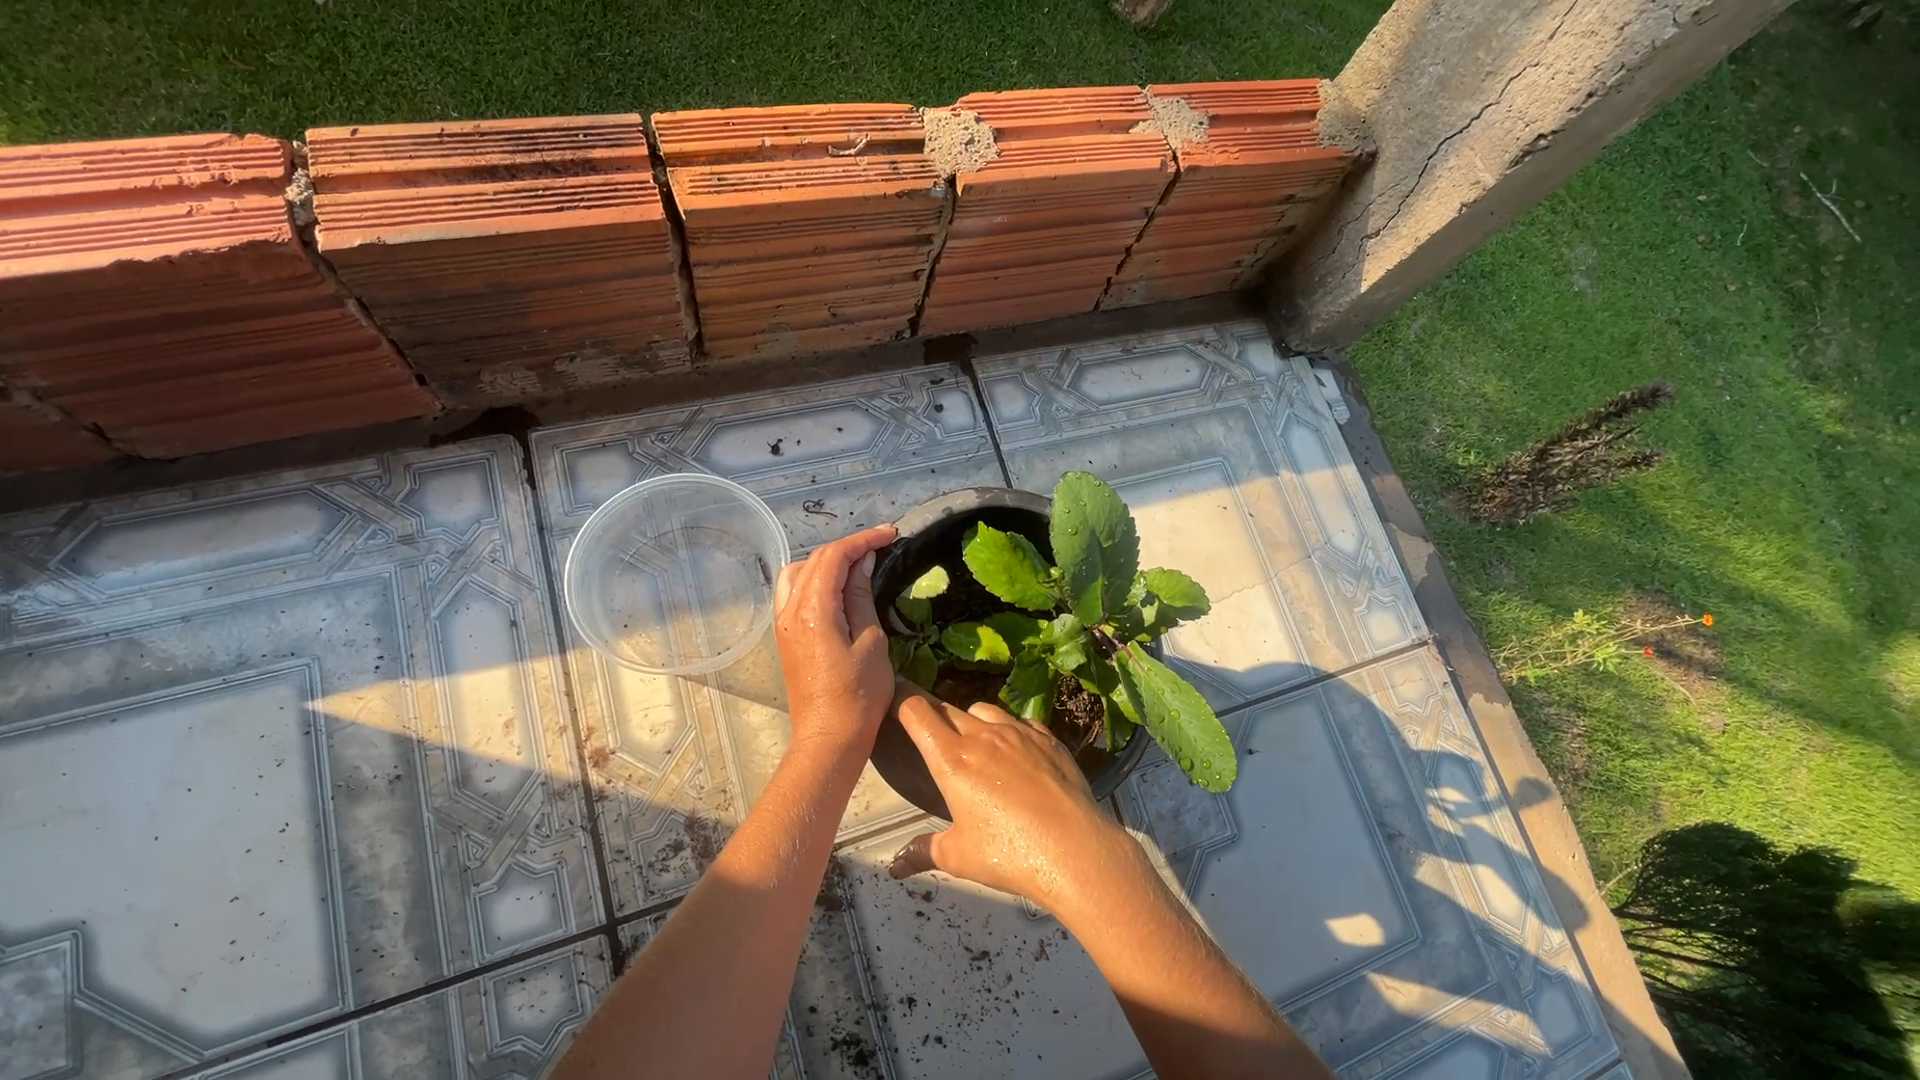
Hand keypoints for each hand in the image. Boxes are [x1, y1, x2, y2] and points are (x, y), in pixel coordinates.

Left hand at [774, 525, 896, 758]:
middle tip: (881, 546)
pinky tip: (836, 587)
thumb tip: (862, 563)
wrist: (829, 737)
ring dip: (827, 561)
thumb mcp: (871, 642)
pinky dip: (815, 579)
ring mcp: (783, 624)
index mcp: (813, 609)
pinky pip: (794, 592)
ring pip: (798, 573)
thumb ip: (861, 597)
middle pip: (814, 560)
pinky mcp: (786, 637)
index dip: (863, 540)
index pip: (834, 557)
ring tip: (857, 565)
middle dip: (848, 547)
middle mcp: (790, 610)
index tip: (891, 534)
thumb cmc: (858, 695)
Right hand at [887, 683, 1145, 916]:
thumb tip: (896, 866)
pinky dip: (1009, 730)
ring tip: (973, 744)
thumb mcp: (958, 856)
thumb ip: (923, 852)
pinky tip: (1014, 754)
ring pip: (984, 710)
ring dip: (971, 720)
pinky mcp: (1047, 738)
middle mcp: (982, 735)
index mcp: (951, 758)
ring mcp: (1018, 732)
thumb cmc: (1009, 854)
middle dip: (933, 715)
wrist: (1074, 849)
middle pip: (947, 708)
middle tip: (929, 731)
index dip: (901, 699)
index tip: (894, 699)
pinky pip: (1020, 722)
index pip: (917, 711)